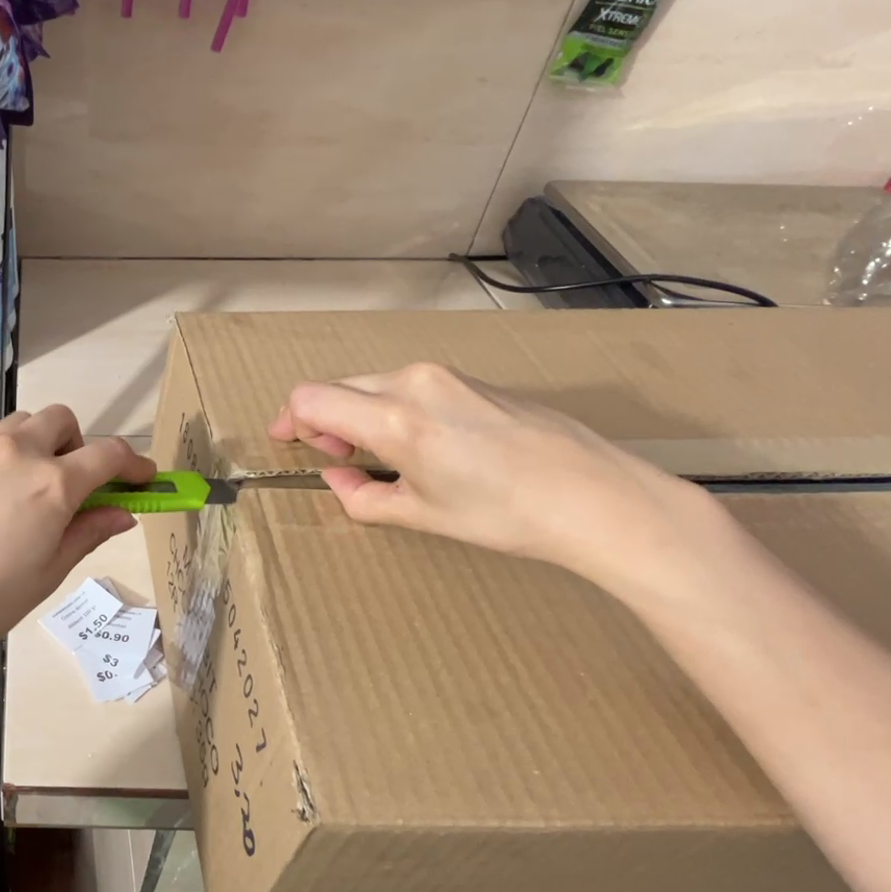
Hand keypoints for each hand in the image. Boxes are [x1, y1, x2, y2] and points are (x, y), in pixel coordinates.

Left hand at [0, 406, 156, 673]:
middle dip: (76, 444)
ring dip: (32, 443)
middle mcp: (16, 453)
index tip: (142, 478)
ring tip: (20, 484)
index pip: (109, 454)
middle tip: (69, 483)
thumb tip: (122, 512)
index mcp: (52, 484)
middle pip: (61, 420)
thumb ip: (87, 534)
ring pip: (16, 422)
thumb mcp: (46, 576)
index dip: (134, 464)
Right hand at [268, 363, 710, 590]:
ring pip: (373, 385)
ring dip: (359, 415)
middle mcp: (414, 383)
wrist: (599, 498)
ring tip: (381, 457)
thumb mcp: (421, 515)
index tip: (292, 443)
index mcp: (394, 420)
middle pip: (339, 387)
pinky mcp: (472, 379)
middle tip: (336, 460)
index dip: (291, 421)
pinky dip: (392, 410)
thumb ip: (363, 497)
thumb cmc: (507, 514)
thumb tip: (339, 479)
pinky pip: (409, 386)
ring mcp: (446, 376)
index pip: (311, 398)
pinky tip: (421, 446)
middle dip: (324, 421)